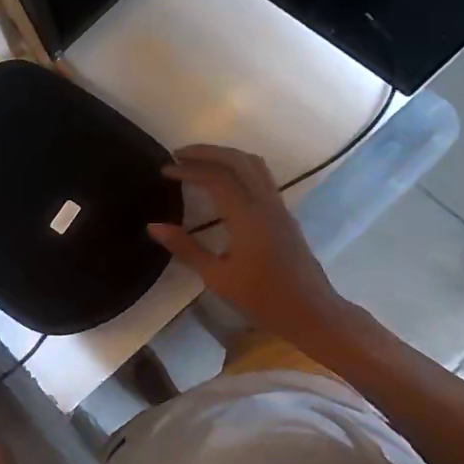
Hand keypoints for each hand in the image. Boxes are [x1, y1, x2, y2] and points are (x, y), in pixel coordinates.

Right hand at [147, 145, 352, 344]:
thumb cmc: (261, 299)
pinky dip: (239, 167)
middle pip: (237, 160)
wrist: (310, 311)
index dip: (189, 169)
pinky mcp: (284, 213)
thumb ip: (186, 248)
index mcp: (248, 217)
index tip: (165, 170)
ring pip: (253, 164)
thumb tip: (153, 226)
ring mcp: (278, 206)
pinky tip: (224, 180)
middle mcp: (265, 203)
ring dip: (225, 155)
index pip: (216, 178)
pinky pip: (261, 176)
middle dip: (206, 152)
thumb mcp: (217, 277)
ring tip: (199, 161)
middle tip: (178, 155)